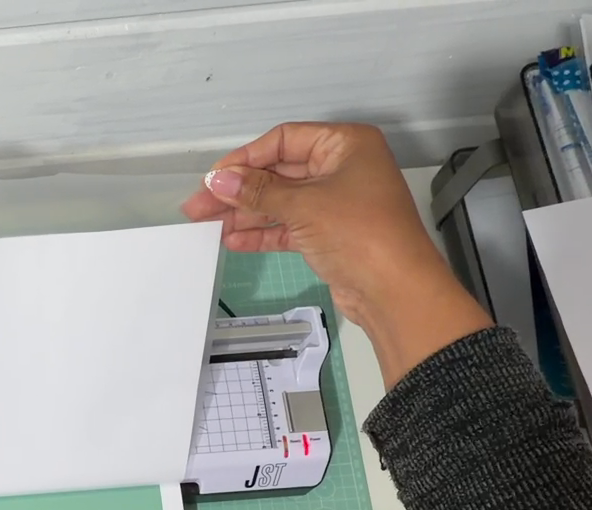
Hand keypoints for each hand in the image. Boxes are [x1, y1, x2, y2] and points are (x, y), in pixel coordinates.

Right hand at [182, 123, 489, 385]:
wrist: (391, 287)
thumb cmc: (360, 233)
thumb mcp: (303, 206)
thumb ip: (257, 192)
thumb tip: (218, 180)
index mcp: (343, 145)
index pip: (284, 141)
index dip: (245, 159)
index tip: (213, 179)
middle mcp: (339, 169)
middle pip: (277, 174)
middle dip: (238, 191)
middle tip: (199, 207)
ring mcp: (332, 203)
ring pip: (278, 203)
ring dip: (244, 214)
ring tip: (208, 227)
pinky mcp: (325, 234)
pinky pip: (286, 227)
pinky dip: (261, 233)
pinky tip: (232, 240)